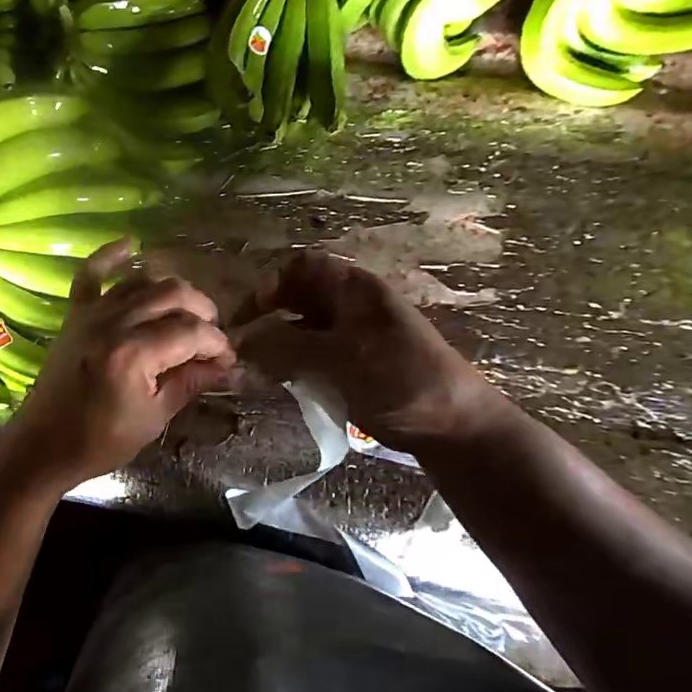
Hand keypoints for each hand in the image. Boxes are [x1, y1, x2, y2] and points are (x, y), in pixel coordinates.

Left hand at [0, 239, 235, 491]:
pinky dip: (110, 256)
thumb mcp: (155, 417)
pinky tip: (131, 244)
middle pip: (173, 295)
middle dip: (202, 312)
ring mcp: (91, 314)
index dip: (217, 344)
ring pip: (142, 281)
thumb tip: (227, 366)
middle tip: (210, 337)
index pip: (191, 332)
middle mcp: (113, 323)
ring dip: (171, 291)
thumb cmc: (101, 440)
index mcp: (133, 354)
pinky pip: (91, 274)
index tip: (227, 360)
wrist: (43, 445)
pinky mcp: (75, 315)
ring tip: (187, 313)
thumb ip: (191, 382)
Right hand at [234, 250, 513, 453]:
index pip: (302, 267)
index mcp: (354, 287)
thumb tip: (240, 342)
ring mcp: (354, 337)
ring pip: (303, 331)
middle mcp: (351, 305)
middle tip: (242, 349)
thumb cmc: (399, 378)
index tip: (247, 317)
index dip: (271, 284)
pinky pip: (314, 358)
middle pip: (298, 298)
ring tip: (256, 371)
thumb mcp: (340, 358)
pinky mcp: (355, 367)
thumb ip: (287, 346)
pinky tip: (280, 385)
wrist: (451, 424)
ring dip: (278, 347)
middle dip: (268, 319)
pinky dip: (294, 367)